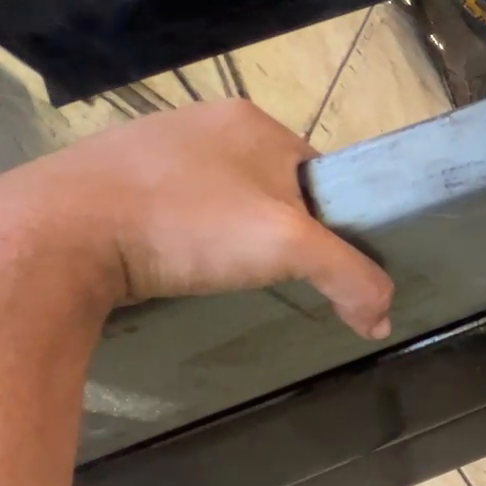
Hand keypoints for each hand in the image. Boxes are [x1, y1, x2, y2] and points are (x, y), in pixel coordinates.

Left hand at [8, 99, 392, 338]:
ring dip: (256, 243)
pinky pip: (202, 211)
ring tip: (244, 270)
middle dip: (299, 238)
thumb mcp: (296, 250)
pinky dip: (214, 241)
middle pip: (292, 196)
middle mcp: (211, 123)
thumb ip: (357, 282)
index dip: (343, 228)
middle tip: (291, 272)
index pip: (331, 183)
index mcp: (255, 122)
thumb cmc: (188, 224)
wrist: (62, 235)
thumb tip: (382, 322)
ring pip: (246, 206)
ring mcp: (166, 147)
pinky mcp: (133, 177)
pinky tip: (203, 260)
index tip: (334, 262)